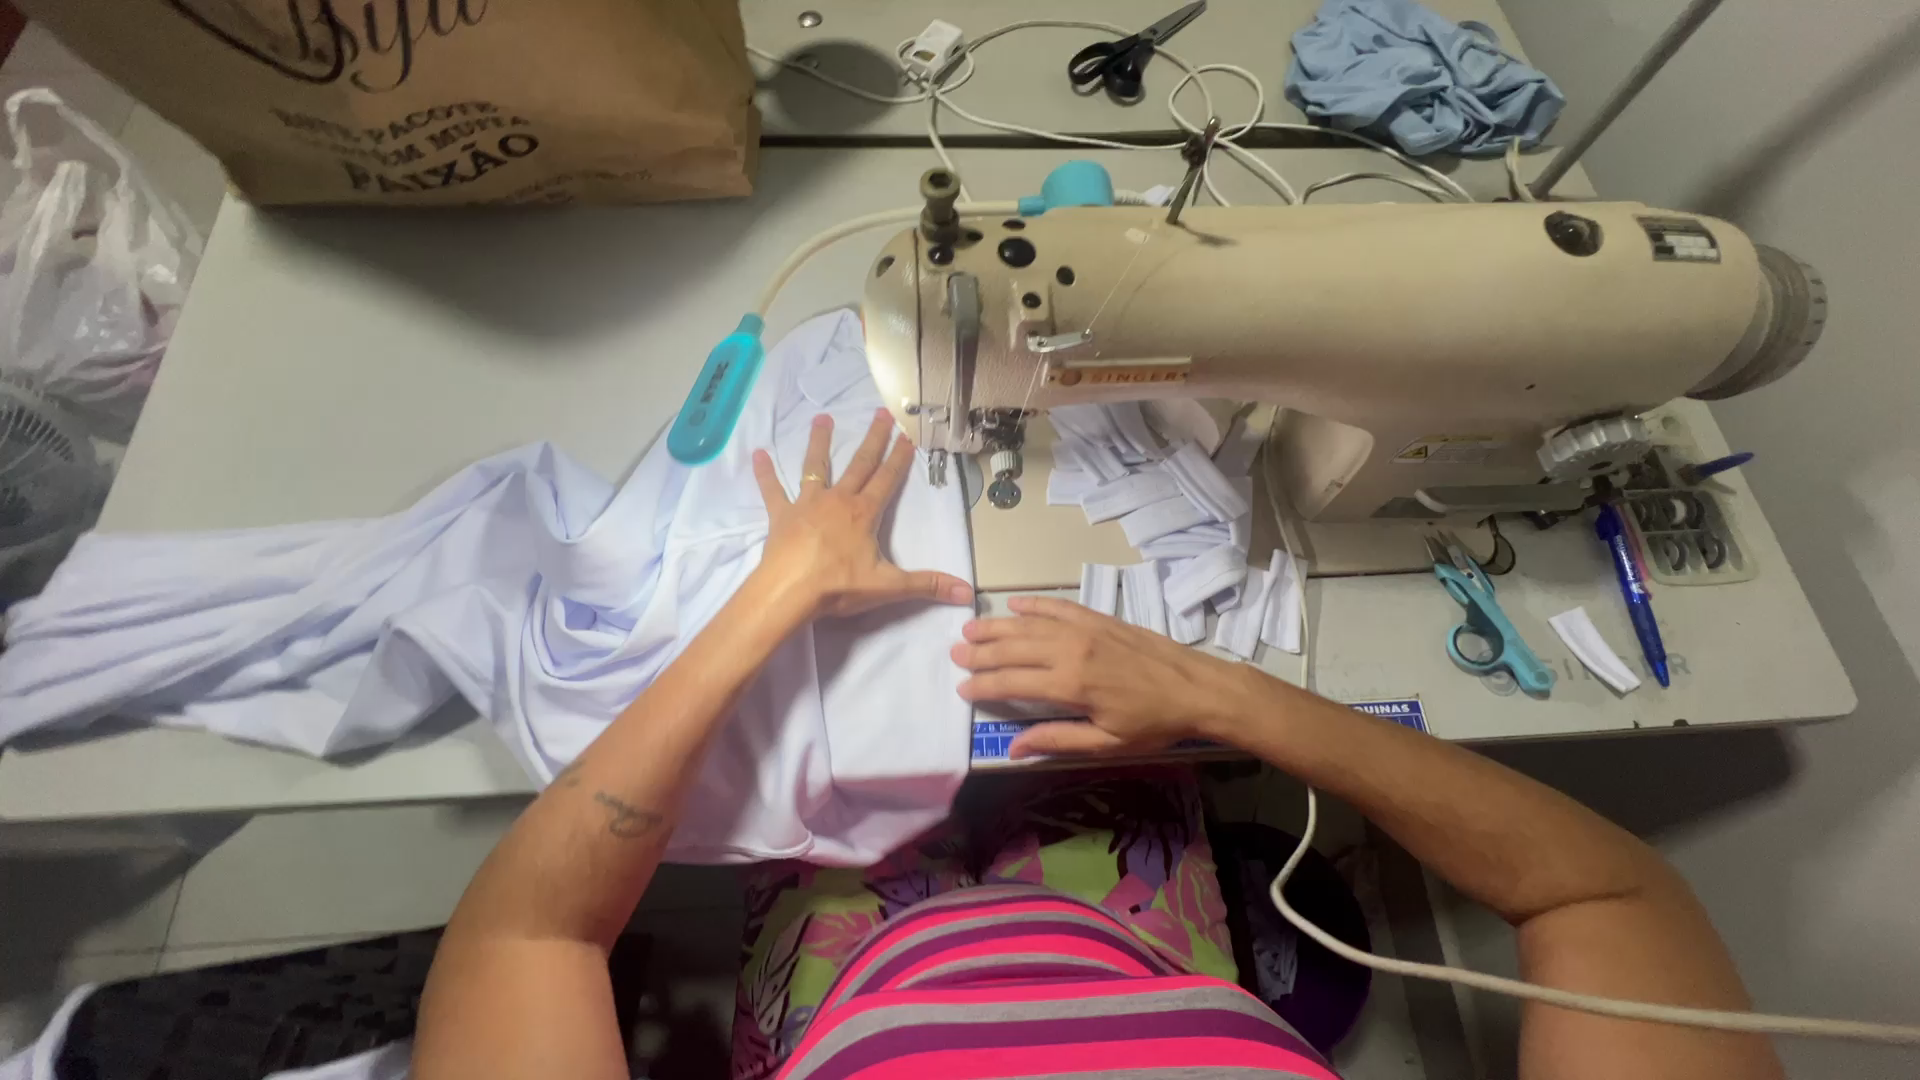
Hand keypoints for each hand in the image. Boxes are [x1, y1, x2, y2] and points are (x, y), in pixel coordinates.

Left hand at [751, 409, 973, 619]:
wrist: (789, 591)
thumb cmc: (838, 585)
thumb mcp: (888, 586)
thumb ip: (927, 585)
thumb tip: (967, 592)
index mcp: (864, 513)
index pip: (887, 480)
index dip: (899, 458)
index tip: (907, 436)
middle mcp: (838, 500)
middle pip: (859, 465)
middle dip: (872, 439)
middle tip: (880, 414)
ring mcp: (807, 504)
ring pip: (816, 467)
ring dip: (820, 442)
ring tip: (823, 419)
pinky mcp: (781, 516)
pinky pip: (772, 491)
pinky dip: (765, 473)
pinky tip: (758, 455)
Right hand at [952, 594, 1266, 757]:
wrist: (1198, 687)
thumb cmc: (1154, 722)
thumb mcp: (1107, 742)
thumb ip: (1058, 739)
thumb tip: (1014, 748)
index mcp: (1070, 684)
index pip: (1012, 683)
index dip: (983, 685)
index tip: (962, 687)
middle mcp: (1070, 650)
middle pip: (1013, 648)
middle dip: (980, 653)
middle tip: (955, 655)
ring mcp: (1084, 629)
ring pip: (1028, 625)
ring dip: (997, 626)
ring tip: (971, 629)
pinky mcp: (1098, 618)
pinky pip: (1057, 607)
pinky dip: (1033, 605)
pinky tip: (1014, 605)